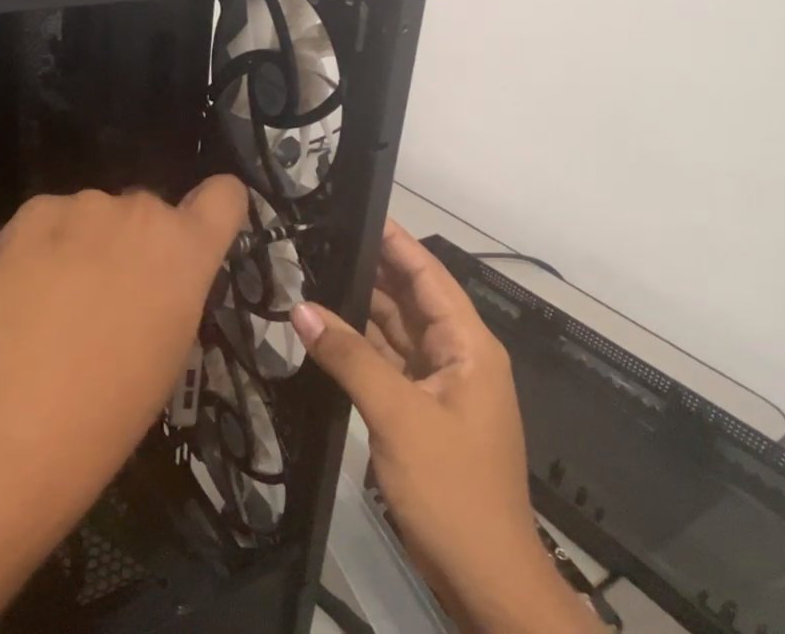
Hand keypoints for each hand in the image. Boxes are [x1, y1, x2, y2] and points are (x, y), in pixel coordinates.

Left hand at [0, 176, 247, 485]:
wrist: (15, 421)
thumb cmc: (111, 407)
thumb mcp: (170, 350)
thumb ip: (172, 294)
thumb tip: (151, 283)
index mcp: (186, 250)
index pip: (223, 197)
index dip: (211, 212)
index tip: (195, 234)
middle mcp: (140, 213)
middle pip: (146, 213)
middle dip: (132, 244)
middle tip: (105, 297)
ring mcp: (81, 208)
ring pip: (92, 217)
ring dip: (83, 245)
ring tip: (52, 302)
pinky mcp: (28, 214)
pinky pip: (46, 220)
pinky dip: (40, 247)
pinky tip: (20, 291)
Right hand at [292, 221, 599, 633]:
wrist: (483, 573)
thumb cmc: (451, 486)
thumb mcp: (398, 415)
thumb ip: (350, 357)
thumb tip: (301, 308)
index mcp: (469, 347)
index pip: (430, 277)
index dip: (397, 243)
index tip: (359, 212)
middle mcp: (458, 358)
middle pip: (411, 302)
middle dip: (371, 273)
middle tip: (319, 242)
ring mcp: (440, 389)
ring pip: (396, 335)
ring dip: (361, 311)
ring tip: (311, 277)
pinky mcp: (422, 416)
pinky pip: (388, 367)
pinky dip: (360, 350)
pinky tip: (324, 333)